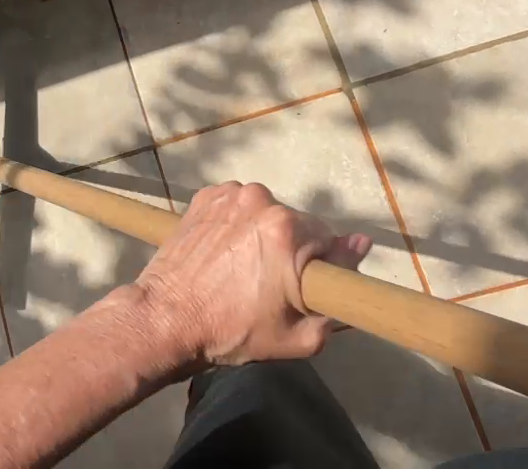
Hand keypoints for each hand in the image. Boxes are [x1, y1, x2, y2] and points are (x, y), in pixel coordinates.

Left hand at [129, 181, 371, 368]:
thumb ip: (340, 298)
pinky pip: (237, 206)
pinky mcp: (205, 195)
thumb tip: (361, 246)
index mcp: (288, 230)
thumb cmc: (233, 331)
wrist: (166, 317)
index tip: (309, 284)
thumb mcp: (299, 335)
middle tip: (270, 283)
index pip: (329, 240)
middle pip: (295, 224)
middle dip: (292, 250)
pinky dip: (236, 223)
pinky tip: (224, 251)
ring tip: (242, 268)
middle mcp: (261, 199)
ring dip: (263, 233)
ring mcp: (229, 193)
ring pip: (265, 213)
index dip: (325, 265)